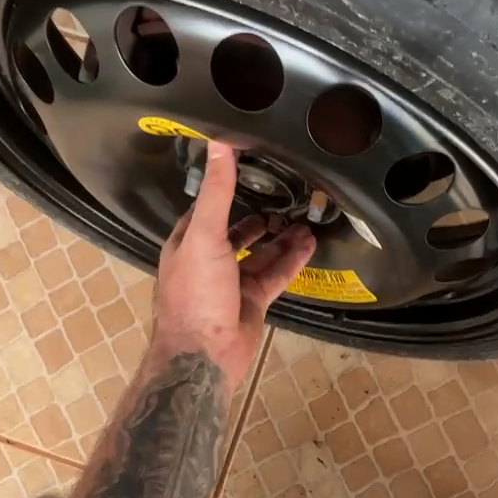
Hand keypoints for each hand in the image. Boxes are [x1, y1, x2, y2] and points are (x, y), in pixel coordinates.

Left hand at [150, 140, 315, 388]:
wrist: (204, 354)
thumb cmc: (195, 293)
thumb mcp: (205, 235)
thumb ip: (217, 191)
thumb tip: (220, 144)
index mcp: (187, 243)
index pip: (207, 208)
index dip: (226, 189)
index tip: (249, 167)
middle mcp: (208, 261)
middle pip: (237, 231)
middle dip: (259, 216)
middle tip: (285, 196)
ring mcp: (231, 284)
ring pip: (260, 254)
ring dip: (280, 238)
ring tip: (304, 219)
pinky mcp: (252, 303)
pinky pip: (275, 276)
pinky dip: (291, 261)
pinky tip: (309, 245)